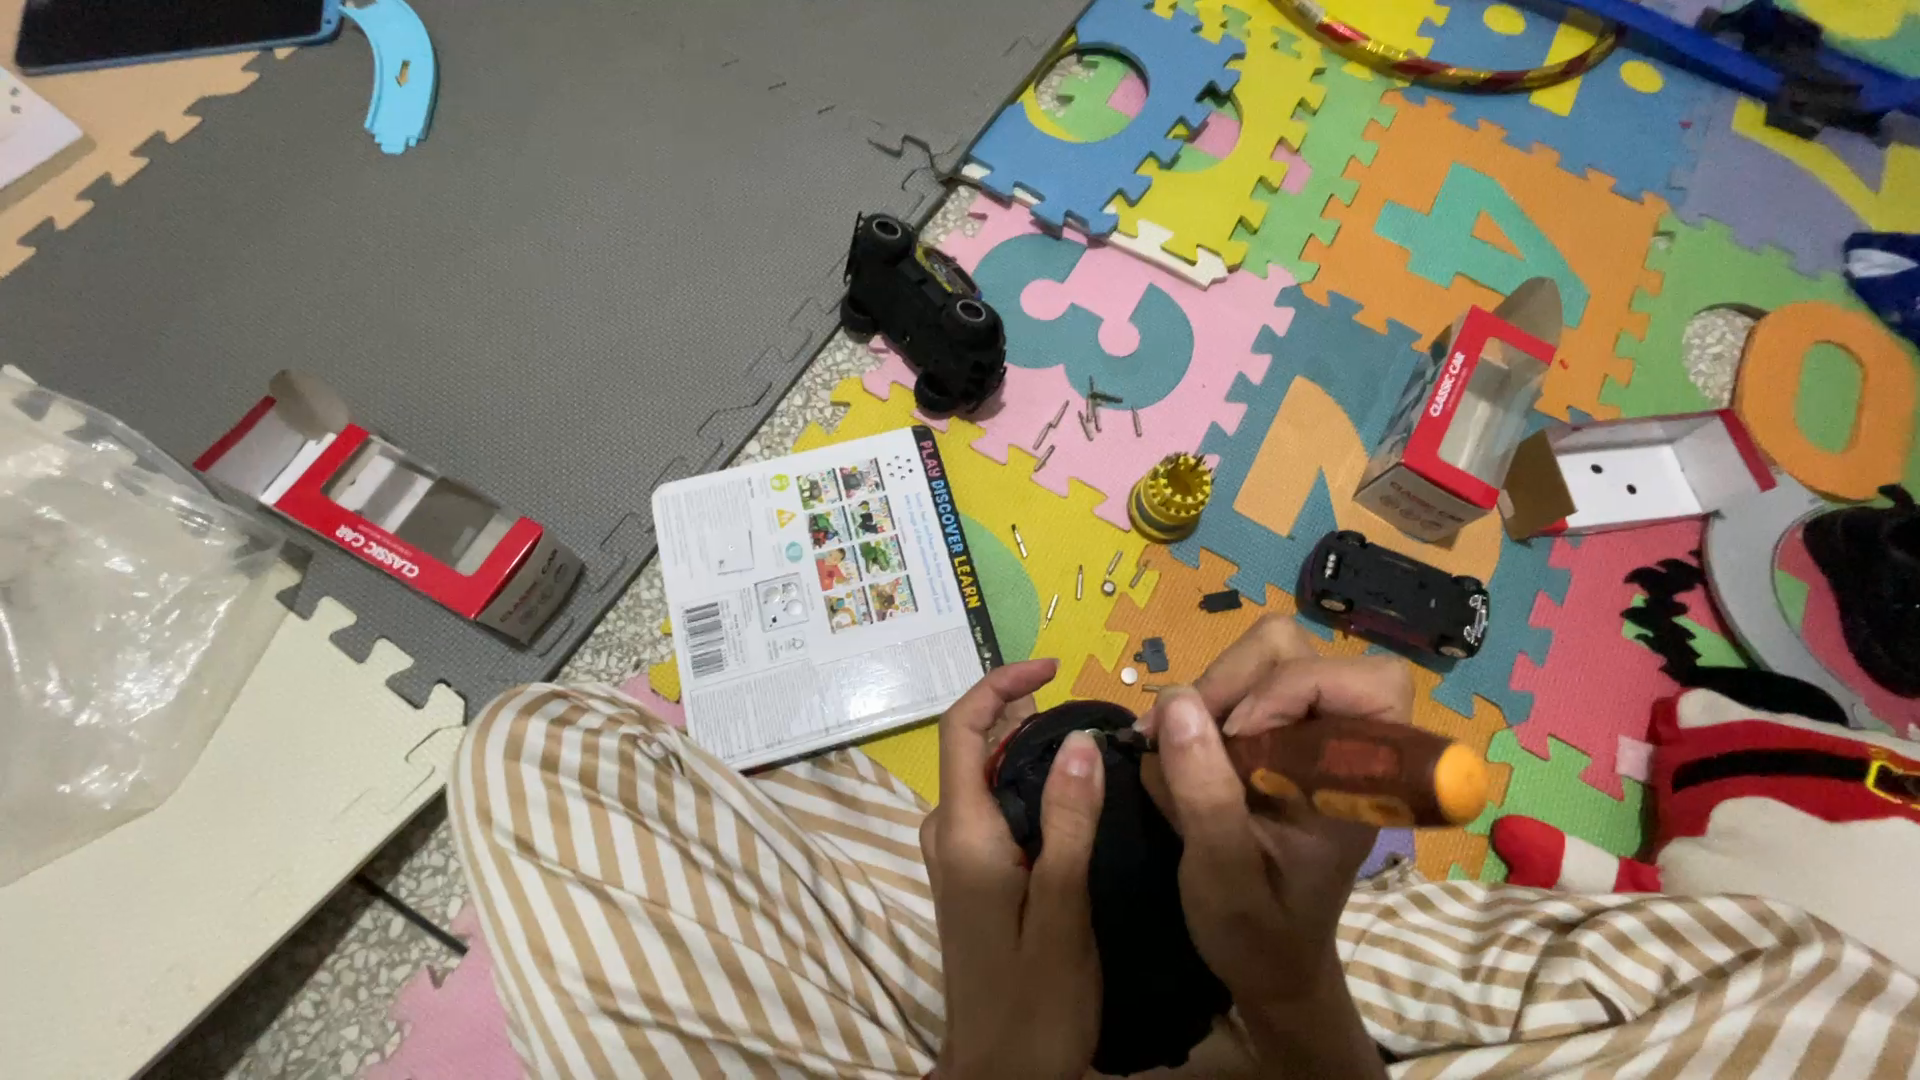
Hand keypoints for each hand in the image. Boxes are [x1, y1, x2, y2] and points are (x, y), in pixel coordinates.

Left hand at [920, 659, 1105, 1079]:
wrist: (999, 1075)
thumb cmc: (1034, 1000)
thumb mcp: (1064, 909)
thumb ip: (1068, 822)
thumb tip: (1077, 740)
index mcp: (962, 830)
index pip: (961, 727)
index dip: (1000, 684)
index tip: (1051, 667)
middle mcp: (946, 829)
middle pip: (973, 743)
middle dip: (1022, 710)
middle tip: (1087, 707)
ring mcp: (953, 851)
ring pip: (984, 772)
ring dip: (1026, 744)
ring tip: (1087, 739)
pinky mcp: (967, 870)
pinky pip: (991, 801)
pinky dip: (1024, 778)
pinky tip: (1069, 790)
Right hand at [1139, 617, 1406, 1076]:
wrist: (1265, 959)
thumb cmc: (1258, 931)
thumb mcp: (1223, 874)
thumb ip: (1204, 794)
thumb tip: (1176, 701)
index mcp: (1360, 780)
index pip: (1367, 684)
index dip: (1295, 689)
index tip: (1237, 738)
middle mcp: (1339, 741)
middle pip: (1293, 650)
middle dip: (1228, 683)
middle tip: (1181, 735)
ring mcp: (1303, 731)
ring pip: (1257, 657)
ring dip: (1206, 692)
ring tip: (1168, 745)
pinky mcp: (1270, 732)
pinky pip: (1231, 684)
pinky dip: (1193, 707)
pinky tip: (1172, 755)